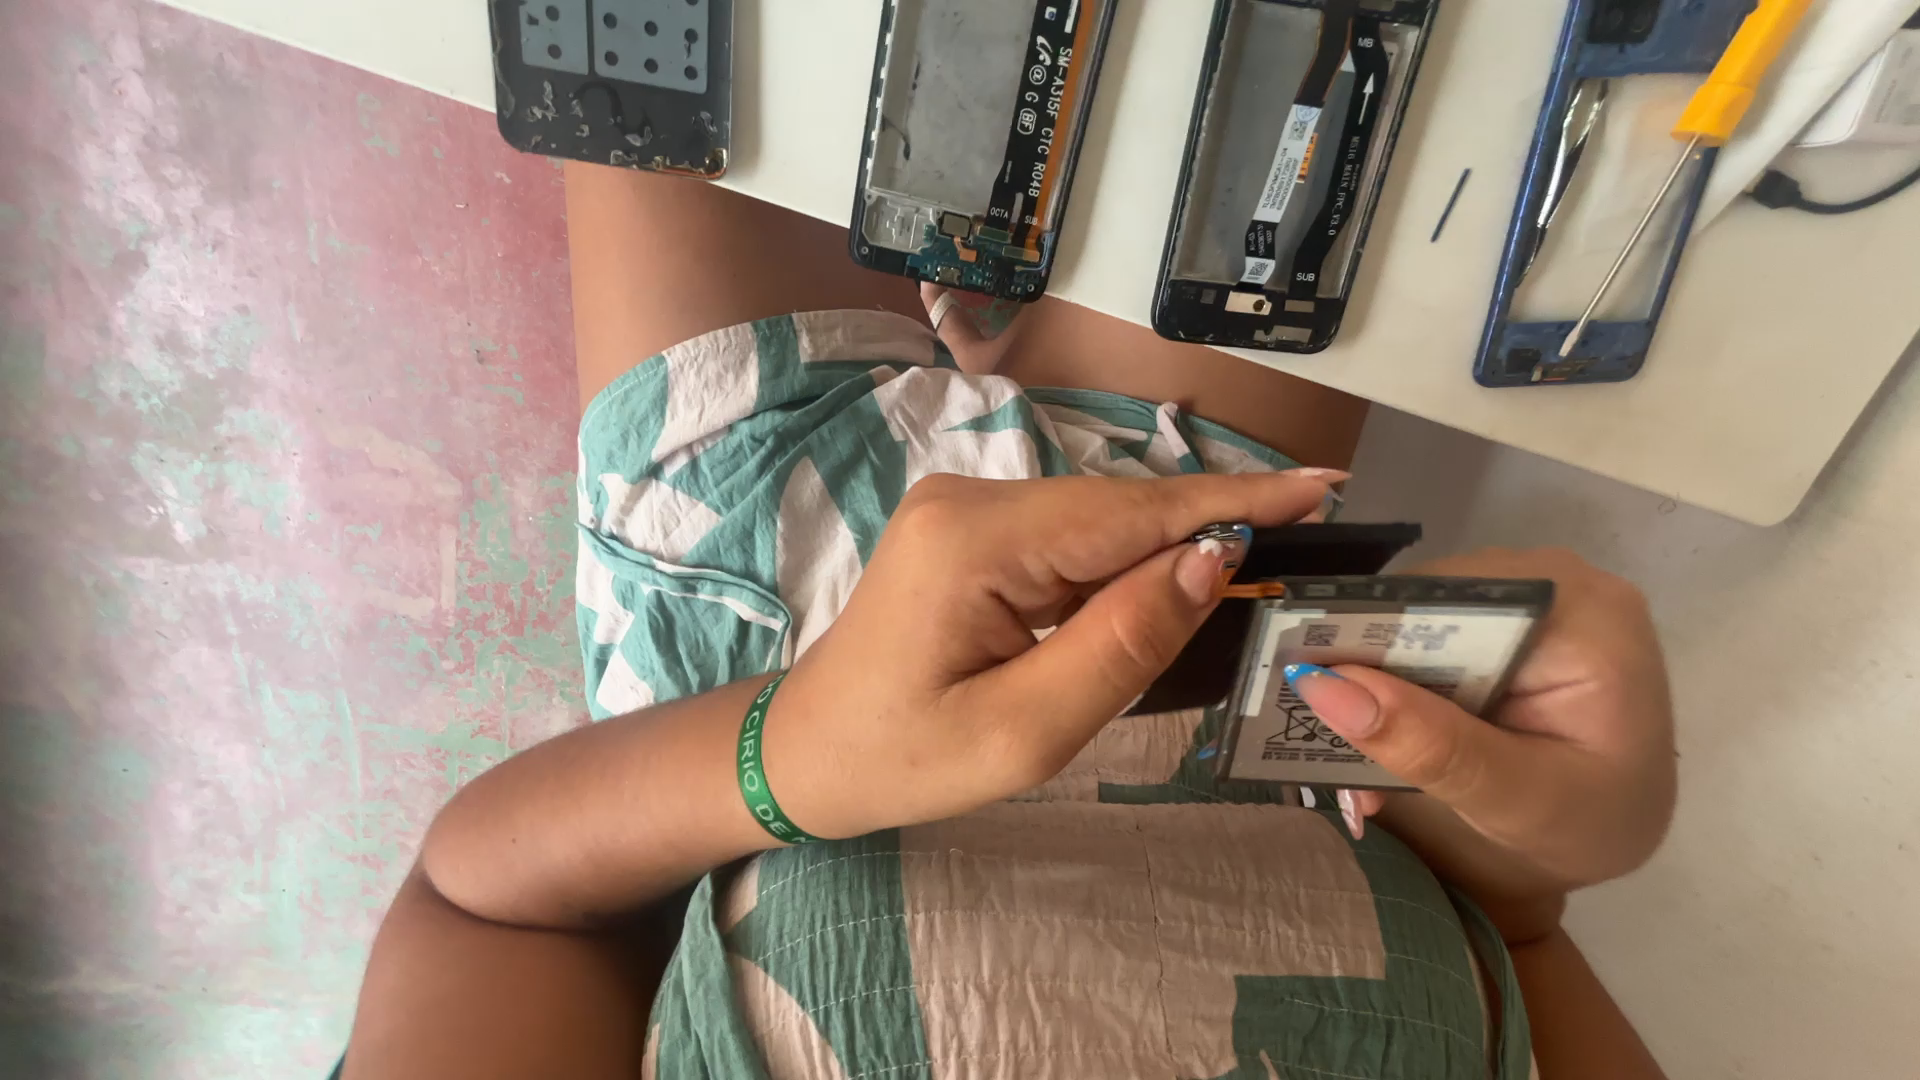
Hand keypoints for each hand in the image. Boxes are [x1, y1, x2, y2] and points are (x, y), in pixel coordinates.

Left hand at [765, 470, 1341, 839]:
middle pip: (1113, 513)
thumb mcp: (1021, 730)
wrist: (806, 751)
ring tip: (1234, 589)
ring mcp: (960, 511)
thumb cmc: (900, 760)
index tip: (1322, 489)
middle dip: (1202, 536)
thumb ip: (1119, 646)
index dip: (1229, 504)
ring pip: (1092, 527)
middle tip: (1297, 562)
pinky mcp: (963, 533)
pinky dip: (1111, 571)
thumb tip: (1207, 565)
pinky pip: (1061, 542)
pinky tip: (1145, 601)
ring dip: (1156, 559)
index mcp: (973, 542)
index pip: (1126, 512)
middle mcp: (967, 501)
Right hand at [1287, 548, 1675, 941]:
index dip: (1367, 631)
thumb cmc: (1587, 821)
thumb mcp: (1519, 802)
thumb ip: (1431, 748)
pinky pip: (1400, 624)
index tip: (1308, 682)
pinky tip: (1364, 718)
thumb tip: (1320, 684)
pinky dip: (1372, 671)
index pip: (1445, 599)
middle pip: (1412, 600)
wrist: (1601, 821)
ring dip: (1357, 671)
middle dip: (1358, 663)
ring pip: (1395, 610)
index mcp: (1580, 611)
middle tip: (1313, 723)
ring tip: (1336, 733)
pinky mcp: (1477, 605)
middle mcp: (1543, 577)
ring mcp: (1507, 588)